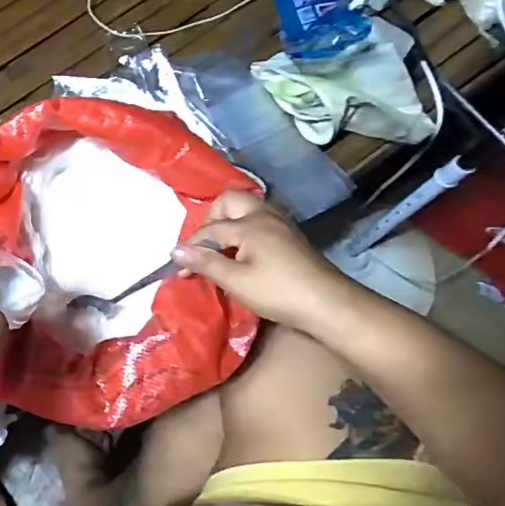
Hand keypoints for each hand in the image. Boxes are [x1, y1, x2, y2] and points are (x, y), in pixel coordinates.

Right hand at [171, 190, 357, 326]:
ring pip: (247, 208)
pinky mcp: (290, 236)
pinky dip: (244, 230)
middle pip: (230, 200)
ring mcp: (281, 224)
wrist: (329, 304)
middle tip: (206, 245)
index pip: (209, 230)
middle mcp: (265, 216)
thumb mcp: (235, 281)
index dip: (191, 247)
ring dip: (229, 223)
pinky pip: (259, 221)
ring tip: (222, 249)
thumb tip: (175, 250)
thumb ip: (204, 262)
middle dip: (212, 218)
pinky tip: (243, 253)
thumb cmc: (279, 292)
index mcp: (249, 224)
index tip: (179, 268)